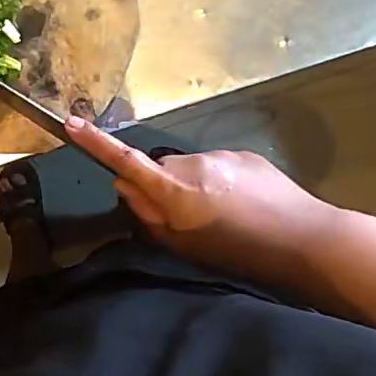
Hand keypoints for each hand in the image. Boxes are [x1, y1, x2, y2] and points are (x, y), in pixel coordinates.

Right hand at [65, 117, 338, 287]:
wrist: (303, 238)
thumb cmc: (240, 252)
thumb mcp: (186, 246)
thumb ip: (150, 215)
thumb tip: (126, 187)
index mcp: (177, 190)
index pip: (126, 162)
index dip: (96, 144)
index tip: (71, 122)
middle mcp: (195, 163)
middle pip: (161, 168)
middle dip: (164, 185)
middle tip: (184, 217)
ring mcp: (222, 155)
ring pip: (191, 167)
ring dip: (194, 184)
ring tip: (222, 214)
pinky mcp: (245, 155)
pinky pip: (217, 165)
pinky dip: (218, 181)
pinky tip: (242, 204)